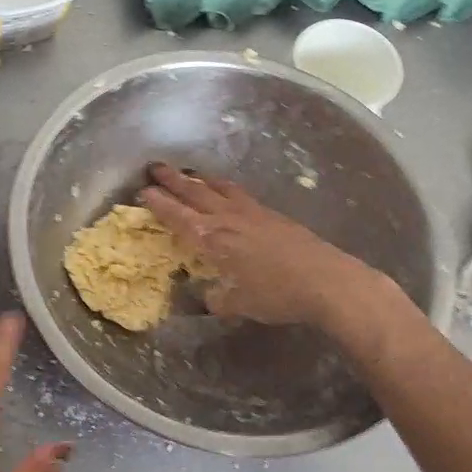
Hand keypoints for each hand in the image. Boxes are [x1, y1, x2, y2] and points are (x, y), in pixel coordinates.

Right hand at [139, 163, 399, 327]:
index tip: (143, 192)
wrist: (329, 282)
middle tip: (155, 167)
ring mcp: (253, 214)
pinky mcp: (273, 216)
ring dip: (200, 179)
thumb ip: (216, 298)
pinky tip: (226, 192)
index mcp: (212, 239)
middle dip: (173, 179)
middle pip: (195, 193)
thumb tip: (206, 296)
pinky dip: (224, 188)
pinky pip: (240, 195)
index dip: (159, 204)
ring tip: (189, 173)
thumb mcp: (238, 304)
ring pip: (219, 189)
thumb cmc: (277, 294)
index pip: (177, 216)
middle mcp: (228, 219)